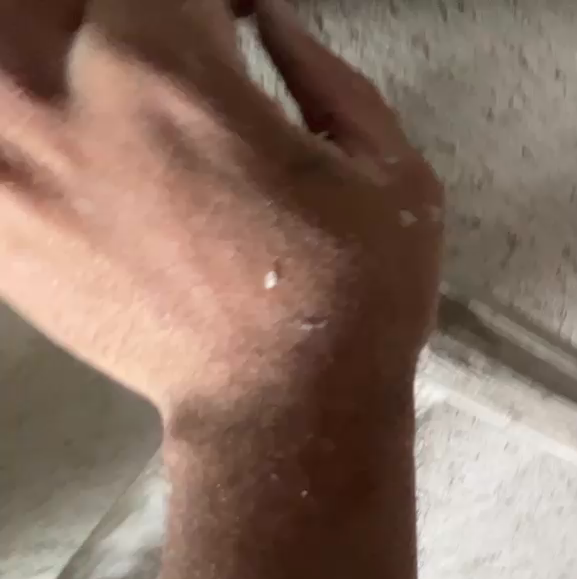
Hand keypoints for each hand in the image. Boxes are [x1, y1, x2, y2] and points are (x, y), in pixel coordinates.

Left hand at [0, 0, 440, 426]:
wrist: (291, 405)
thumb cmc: (362, 298)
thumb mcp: (402, 189)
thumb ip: (340, 89)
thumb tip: (276, 30)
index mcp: (168, 79)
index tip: (247, 17)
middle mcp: (51, 93)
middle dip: (124, 16)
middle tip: (177, 55)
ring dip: (50, 51)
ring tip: (114, 95)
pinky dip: (27, 126)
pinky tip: (76, 145)